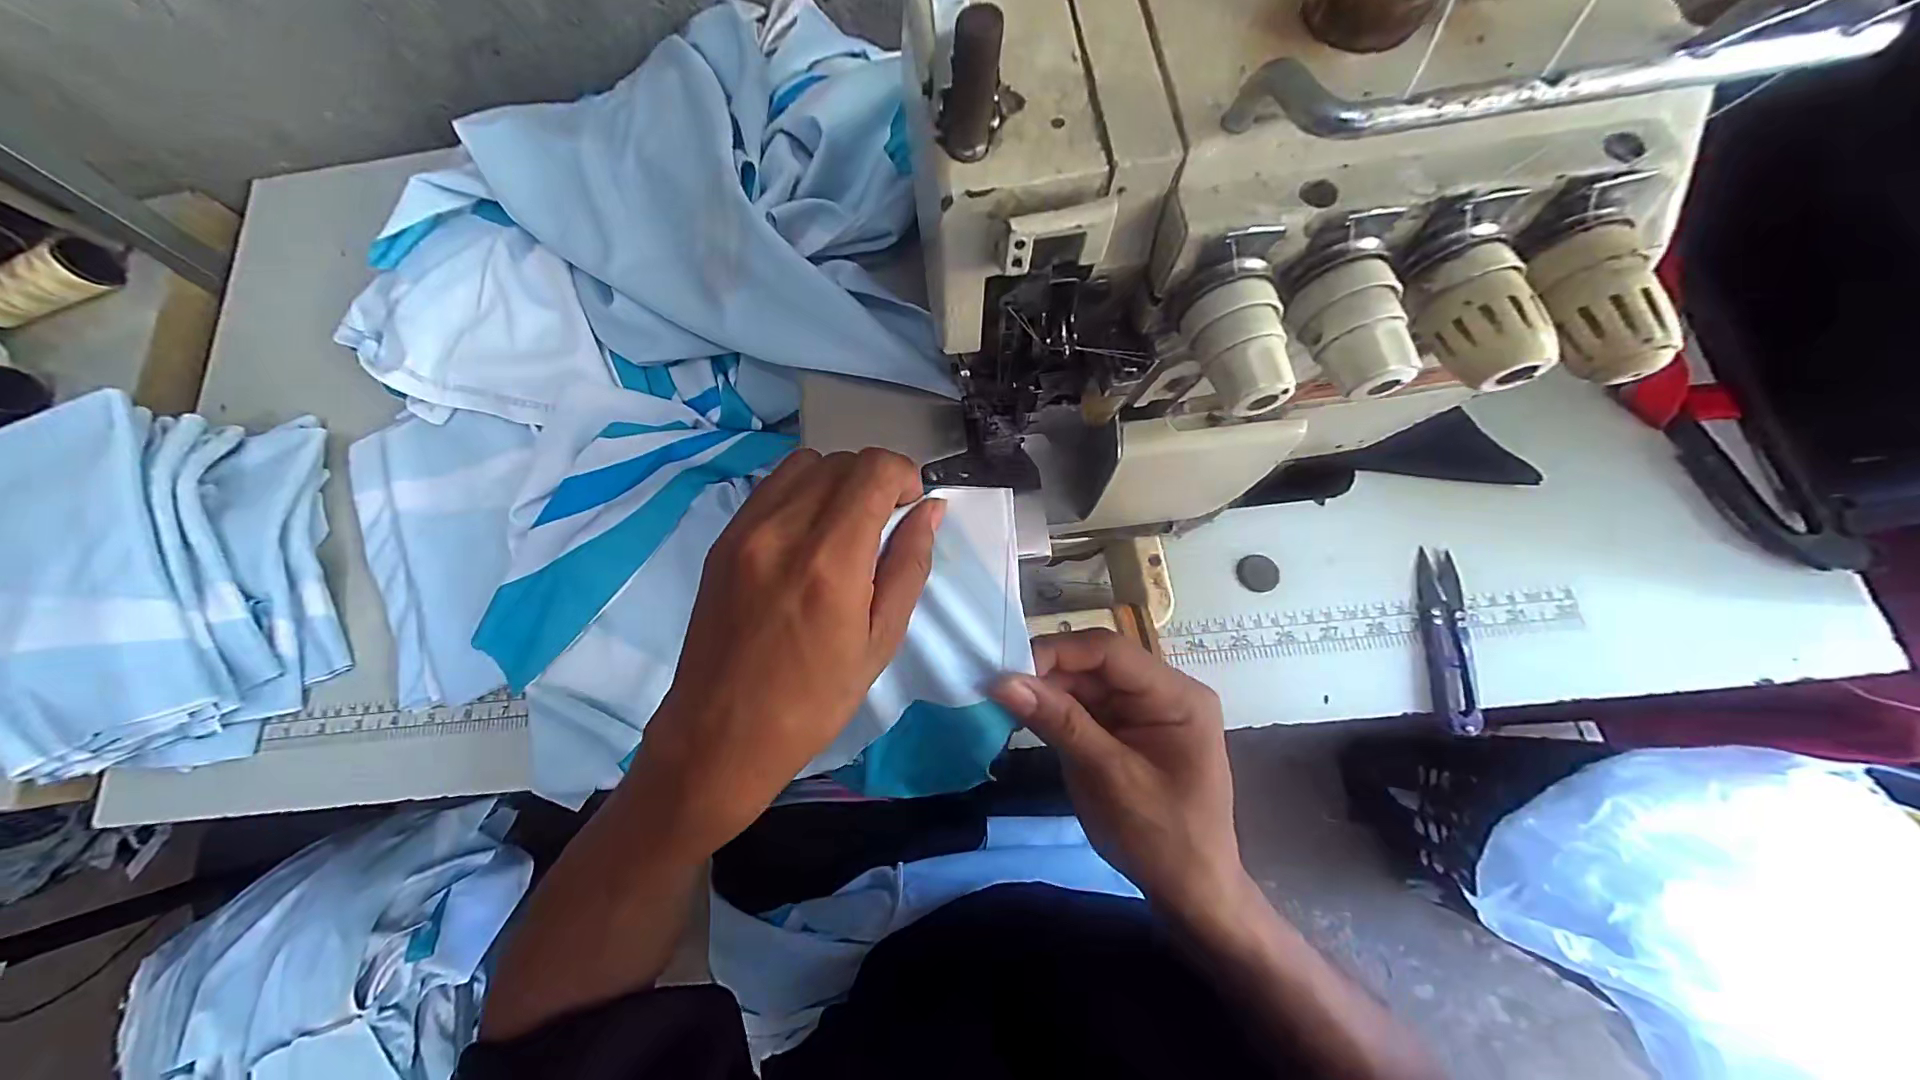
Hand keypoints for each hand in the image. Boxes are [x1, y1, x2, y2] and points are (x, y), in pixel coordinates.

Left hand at [632, 447, 943, 853]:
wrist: (721, 733)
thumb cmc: (813, 700)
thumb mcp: (881, 640)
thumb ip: (909, 564)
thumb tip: (930, 511)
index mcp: (830, 561)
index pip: (874, 470)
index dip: (905, 476)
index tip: (912, 506)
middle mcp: (783, 530)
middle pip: (842, 460)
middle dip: (877, 478)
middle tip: (886, 521)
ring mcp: (745, 531)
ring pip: (805, 464)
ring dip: (839, 481)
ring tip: (847, 525)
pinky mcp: (723, 540)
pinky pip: (772, 488)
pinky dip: (803, 493)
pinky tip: (810, 535)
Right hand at [991, 629, 1254, 926]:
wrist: (1192, 895)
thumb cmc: (1161, 838)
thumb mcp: (1108, 778)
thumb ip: (1059, 722)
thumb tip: (1003, 682)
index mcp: (1176, 695)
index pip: (1109, 652)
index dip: (1057, 653)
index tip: (1008, 673)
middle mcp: (1162, 692)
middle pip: (1096, 664)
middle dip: (1047, 674)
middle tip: (998, 691)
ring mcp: (1144, 711)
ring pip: (1085, 683)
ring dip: (1047, 693)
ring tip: (1005, 705)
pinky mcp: (1126, 730)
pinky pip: (1086, 707)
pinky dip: (1055, 712)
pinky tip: (1027, 719)